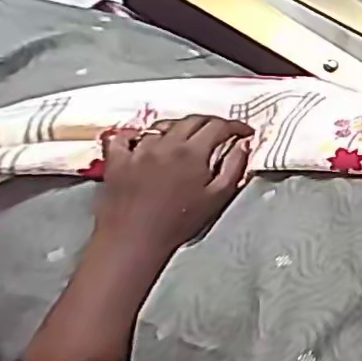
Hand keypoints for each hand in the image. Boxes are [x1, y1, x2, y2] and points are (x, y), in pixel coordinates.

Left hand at [94, 116, 251, 254]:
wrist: (133, 240)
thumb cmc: (180, 220)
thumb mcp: (219, 195)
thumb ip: (235, 165)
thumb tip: (244, 143)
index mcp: (192, 152)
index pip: (218, 126)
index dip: (236, 126)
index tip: (245, 133)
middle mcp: (164, 145)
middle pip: (192, 120)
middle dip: (212, 123)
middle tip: (223, 132)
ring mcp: (137, 151)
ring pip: (162, 126)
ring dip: (180, 127)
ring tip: (188, 137)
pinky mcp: (116, 162)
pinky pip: (122, 138)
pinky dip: (136, 135)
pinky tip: (145, 140)